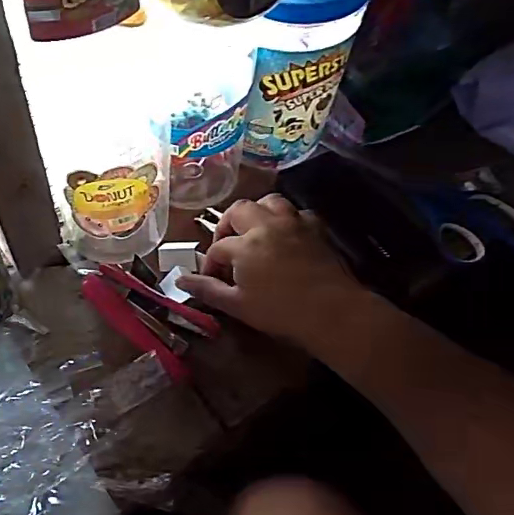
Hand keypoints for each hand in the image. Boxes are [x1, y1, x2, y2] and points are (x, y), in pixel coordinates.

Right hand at [176, 194, 371, 346]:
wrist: (333, 312)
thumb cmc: (280, 312)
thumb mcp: (237, 305)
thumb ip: (207, 289)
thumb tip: (180, 279)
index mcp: (244, 244)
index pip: (217, 248)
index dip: (210, 264)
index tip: (211, 279)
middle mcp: (266, 225)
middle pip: (238, 211)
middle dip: (226, 226)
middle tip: (226, 248)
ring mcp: (293, 223)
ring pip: (269, 202)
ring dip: (256, 213)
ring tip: (253, 232)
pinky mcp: (316, 229)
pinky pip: (297, 213)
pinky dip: (286, 219)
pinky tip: (284, 236)